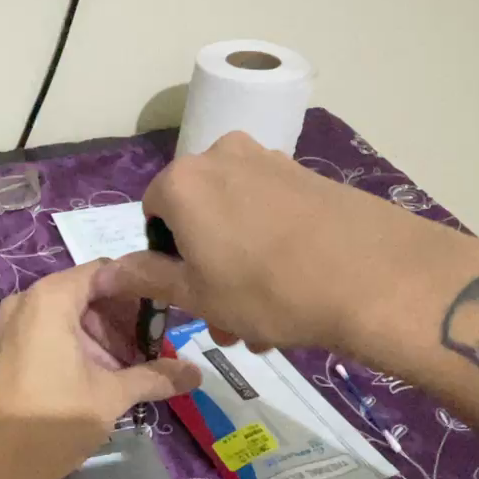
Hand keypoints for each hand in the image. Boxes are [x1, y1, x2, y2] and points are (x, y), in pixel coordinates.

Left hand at [0, 261, 201, 478]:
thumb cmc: (54, 420)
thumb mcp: (111, 396)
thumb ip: (155, 377)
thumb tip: (198, 374)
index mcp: (51, 298)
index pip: (107, 271)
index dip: (141, 289)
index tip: (169, 315)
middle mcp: (30, 301)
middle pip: (91, 294)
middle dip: (126, 320)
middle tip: (157, 349)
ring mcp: (17, 325)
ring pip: (74, 317)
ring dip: (108, 338)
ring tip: (139, 369)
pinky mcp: (13, 349)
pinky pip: (56, 334)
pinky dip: (85, 348)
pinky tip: (111, 376)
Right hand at [106, 131, 478, 355]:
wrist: (375, 277)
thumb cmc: (265, 289)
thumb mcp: (195, 294)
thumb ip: (145, 278)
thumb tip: (103, 274)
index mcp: (183, 181)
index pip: (151, 216)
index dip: (163, 260)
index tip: (186, 295)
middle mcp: (222, 156)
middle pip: (196, 219)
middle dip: (203, 272)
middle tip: (223, 321)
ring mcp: (271, 162)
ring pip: (234, 223)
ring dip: (235, 271)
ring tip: (259, 322)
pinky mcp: (309, 176)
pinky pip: (269, 216)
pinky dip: (267, 252)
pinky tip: (289, 295)